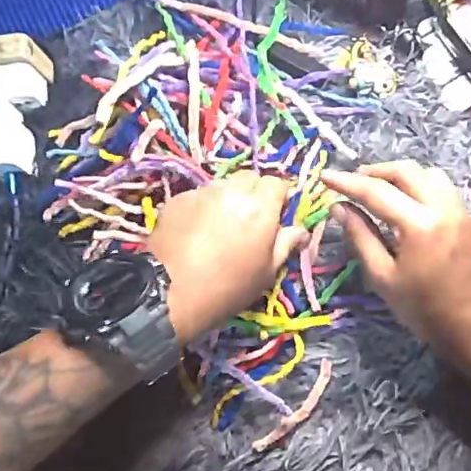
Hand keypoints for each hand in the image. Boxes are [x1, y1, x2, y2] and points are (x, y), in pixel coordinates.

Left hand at [149, 171, 307, 342]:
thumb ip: (285, 245)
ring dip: (228, 198)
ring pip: (223, 185)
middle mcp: (232, 191)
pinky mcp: (178, 200)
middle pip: (250, 178)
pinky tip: (197, 230)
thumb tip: (301, 230)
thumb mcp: (266, 273)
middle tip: (250, 219)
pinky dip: (203, 207)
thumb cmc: (227, 287)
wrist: (169, 292)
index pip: (277, 182)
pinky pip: (198, 196)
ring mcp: (202, 193)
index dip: (279, 196)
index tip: (277, 214)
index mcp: (260, 208)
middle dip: (254, 192)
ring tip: (221, 225)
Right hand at [321, 161, 470, 358]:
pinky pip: (442, 187)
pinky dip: (420, 185)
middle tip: (352, 181)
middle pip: (405, 171)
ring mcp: (460, 211)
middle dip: (374, 171)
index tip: (325, 176)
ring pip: (428, 174)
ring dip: (400, 174)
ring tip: (379, 188)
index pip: (376, 192)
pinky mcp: (469, 219)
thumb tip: (338, 207)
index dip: (346, 182)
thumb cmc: (422, 308)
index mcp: (419, 225)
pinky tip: (406, 202)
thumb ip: (360, 236)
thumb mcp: (382, 276)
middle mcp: (442, 208)